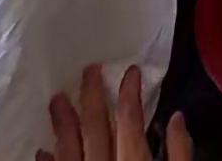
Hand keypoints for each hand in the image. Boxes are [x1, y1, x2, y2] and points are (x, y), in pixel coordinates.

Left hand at [40, 65, 190, 160]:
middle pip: (95, 130)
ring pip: (69, 151)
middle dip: (91, 98)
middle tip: (88, 70)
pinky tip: (42, 149)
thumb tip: (177, 117)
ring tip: (56, 100)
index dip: (130, 94)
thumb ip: (180, 152)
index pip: (129, 122)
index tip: (131, 70)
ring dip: (63, 125)